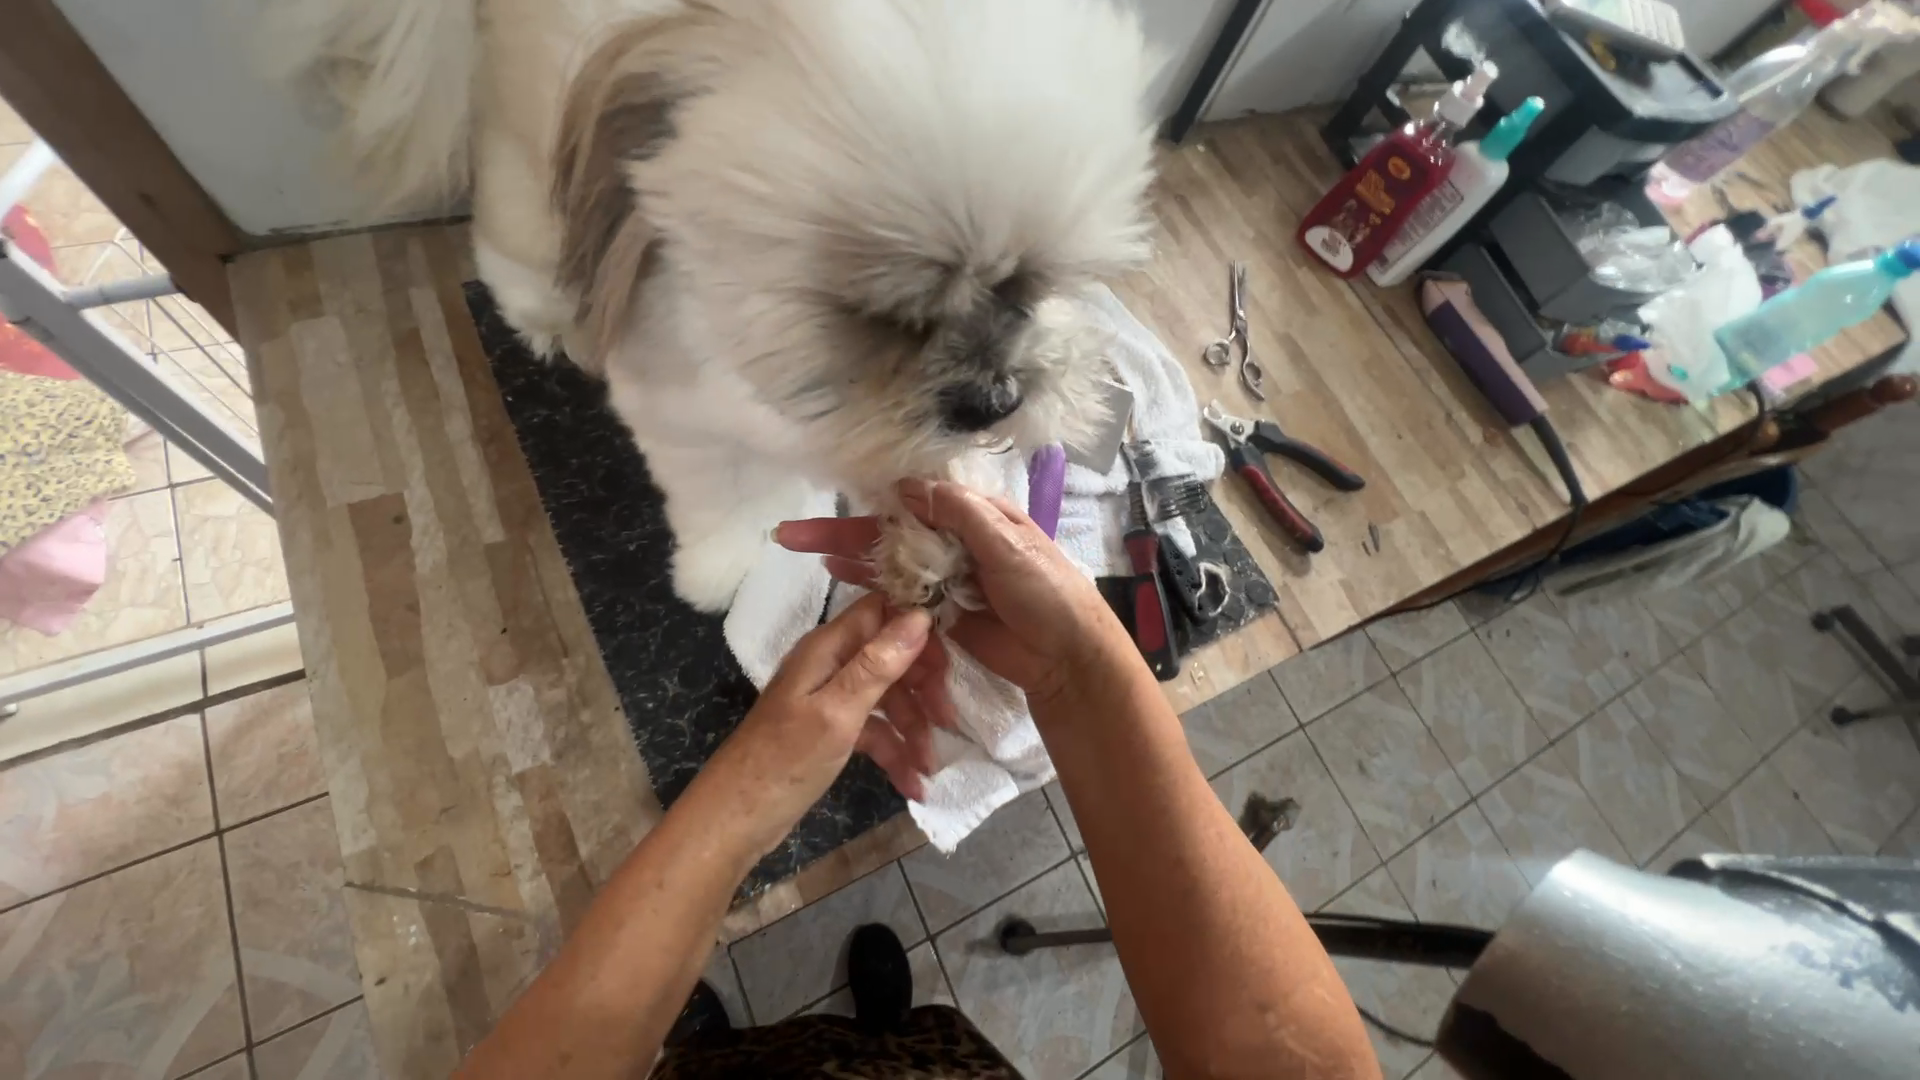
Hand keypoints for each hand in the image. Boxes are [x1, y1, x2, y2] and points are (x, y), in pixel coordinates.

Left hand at [714, 594, 944, 827]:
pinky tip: (912, 782)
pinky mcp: (833, 730)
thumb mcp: (838, 712)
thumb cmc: (784, 761)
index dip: (918, 626)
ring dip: (913, 728)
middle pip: (892, 656)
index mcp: (829, 647)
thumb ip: (879, 664)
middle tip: (948, 721)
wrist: (735, 820)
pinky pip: (875, 729)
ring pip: (888, 697)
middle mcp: (832, 663)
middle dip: (923, 686)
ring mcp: (832, 698)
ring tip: (930, 767)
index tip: (951, 656)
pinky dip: (894, 751)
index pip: (883, 611)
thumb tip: (921, 615)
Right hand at [775, 478, 1130, 705]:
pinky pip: (898, 596)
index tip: (835, 501)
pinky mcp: (940, 614)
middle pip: (891, 533)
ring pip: (888, 563)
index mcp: (975, 516)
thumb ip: (960, 515)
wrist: (1068, 656)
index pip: (915, 501)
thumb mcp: (1009, 545)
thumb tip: (908, 487)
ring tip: (800, 549)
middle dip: (843, 530)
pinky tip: (837, 577)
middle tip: (791, 534)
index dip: (873, 502)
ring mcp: (945, 579)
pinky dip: (869, 586)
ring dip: (847, 556)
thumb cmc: (1048, 591)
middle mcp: (955, 542)